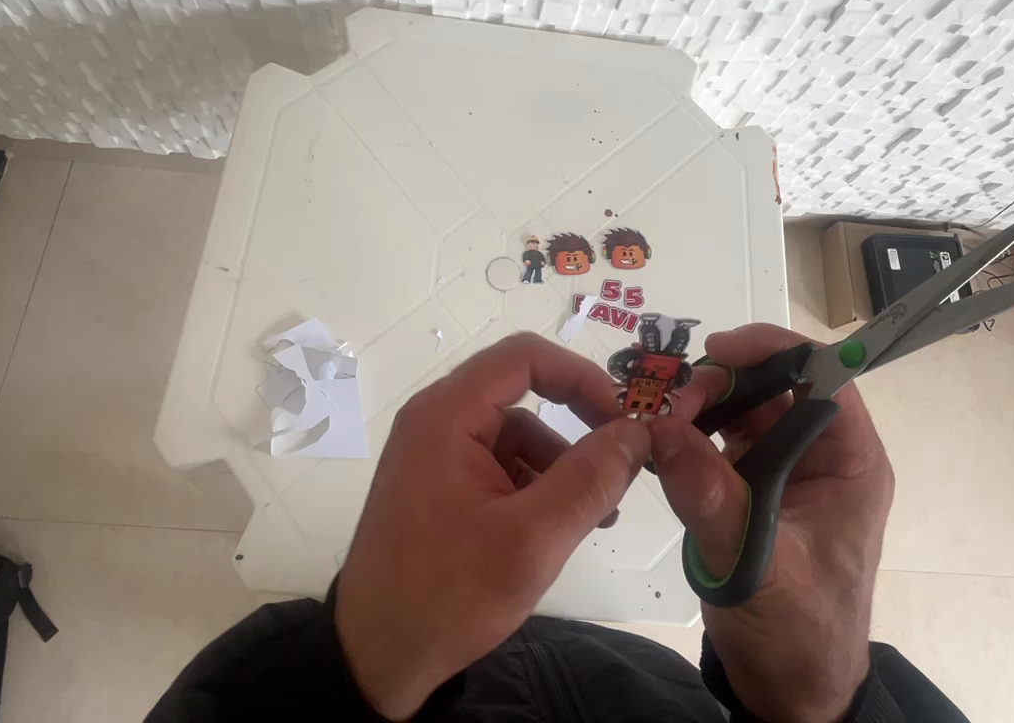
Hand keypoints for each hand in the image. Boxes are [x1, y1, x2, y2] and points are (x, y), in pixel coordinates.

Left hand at [334, 333, 649, 718]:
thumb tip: (637, 431)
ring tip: (598, 514)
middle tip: (622, 461)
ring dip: (561, 464)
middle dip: (576, 425)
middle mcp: (438, 417)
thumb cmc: (447, 594)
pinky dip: (536, 484)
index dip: (580, 376)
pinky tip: (561, 525)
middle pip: (522, 392)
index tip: (622, 417)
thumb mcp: (532, 539)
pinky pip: (500, 462)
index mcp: (448, 413)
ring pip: (516, 433)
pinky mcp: (441, 481)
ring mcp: (436, 450)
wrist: (376, 657)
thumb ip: (590, 479)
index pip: (525, 356)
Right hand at [650, 324, 894, 722]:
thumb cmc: (797, 631)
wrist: (786, 685)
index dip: (774, 349)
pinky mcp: (747, 480)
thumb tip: (664, 429)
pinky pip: (717, 433)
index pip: (823, 376)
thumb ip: (713, 500)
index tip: (716, 351)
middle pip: (771, 382)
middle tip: (671, 403)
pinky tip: (661, 440)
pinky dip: (688, 428)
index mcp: (848, 462)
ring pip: (739, 403)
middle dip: (720, 380)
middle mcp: (816, 451)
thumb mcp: (759, 565)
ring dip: (699, 402)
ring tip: (660, 422)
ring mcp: (779, 464)